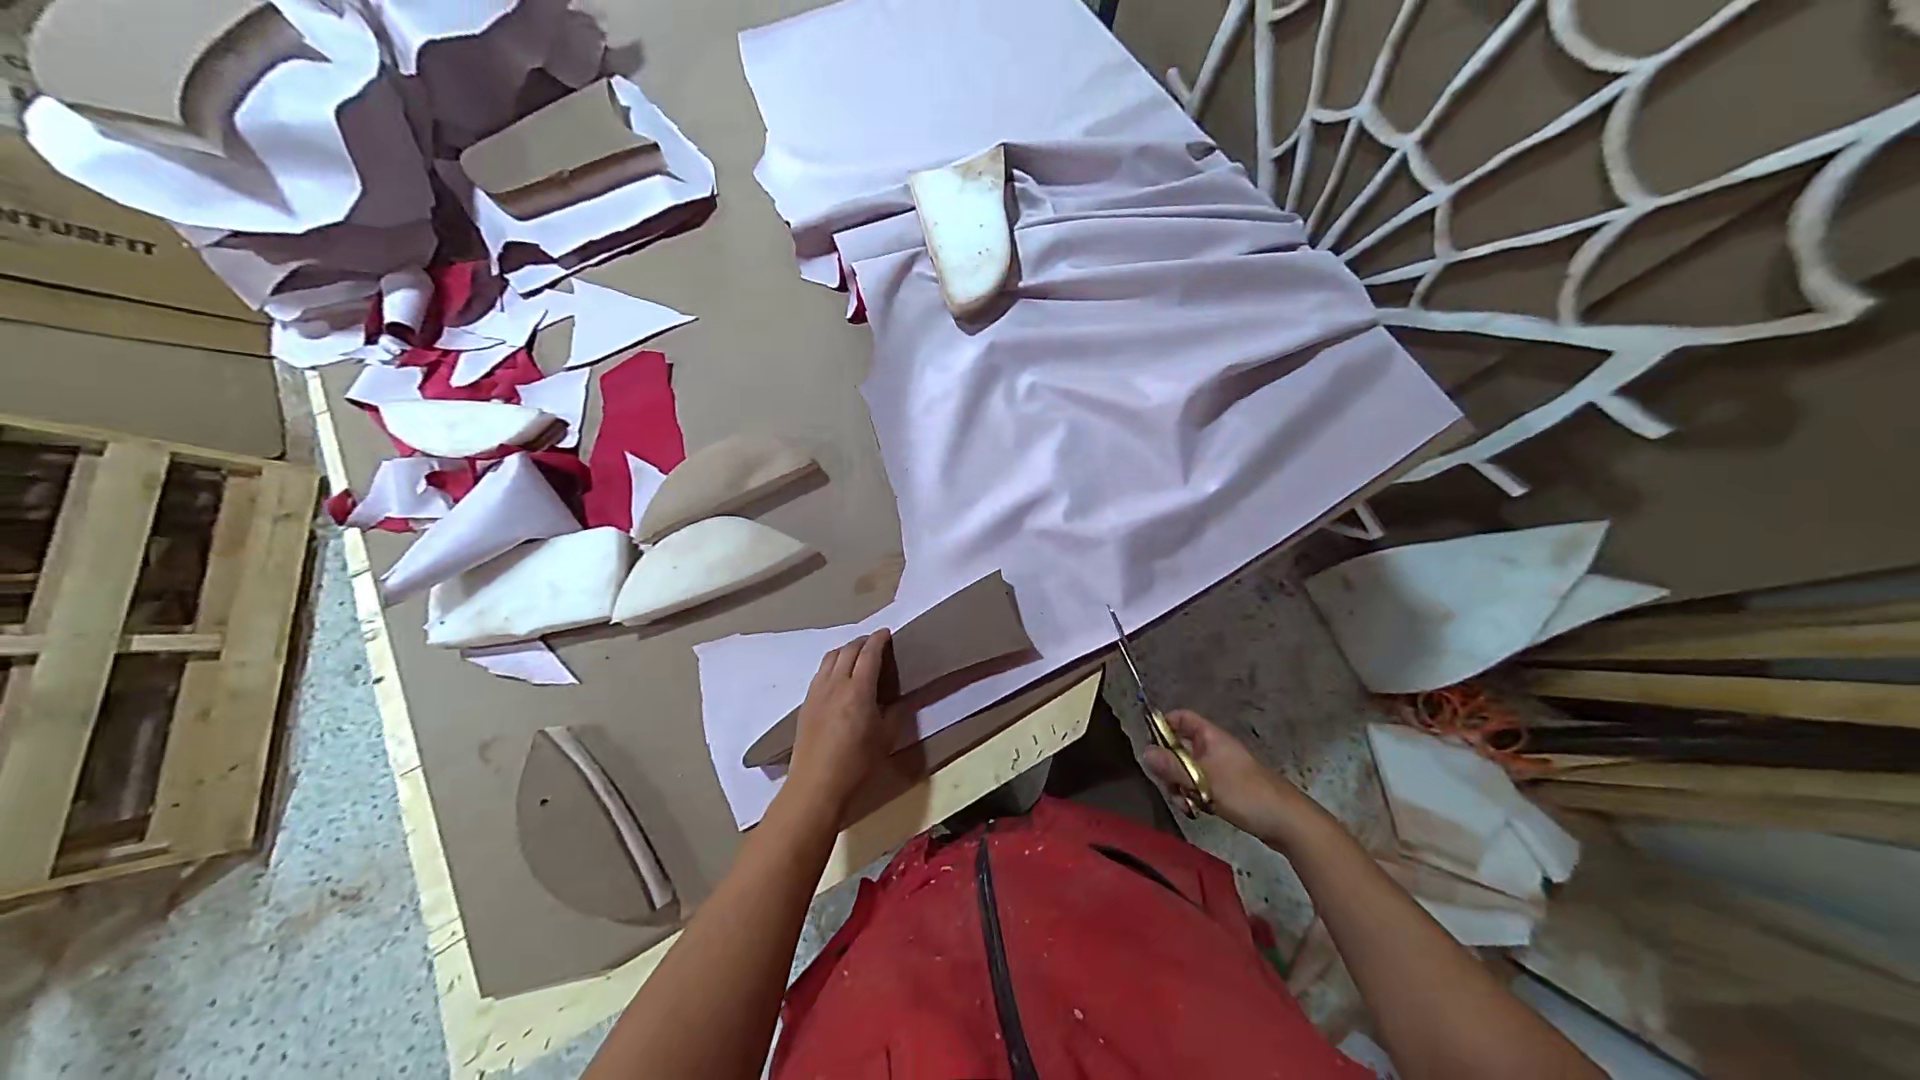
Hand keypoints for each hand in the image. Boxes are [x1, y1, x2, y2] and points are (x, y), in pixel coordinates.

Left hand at [785, 629, 897, 819]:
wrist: (816, 784)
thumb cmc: (857, 763)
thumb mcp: (887, 738)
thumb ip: (895, 712)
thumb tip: (899, 697)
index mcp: (858, 689)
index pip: (869, 653)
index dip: (878, 640)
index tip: (886, 633)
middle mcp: (835, 684)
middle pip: (848, 650)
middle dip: (862, 641)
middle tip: (874, 643)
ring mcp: (817, 692)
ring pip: (830, 658)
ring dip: (845, 650)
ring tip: (856, 655)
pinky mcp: (806, 703)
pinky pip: (820, 673)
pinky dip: (832, 664)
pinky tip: (838, 676)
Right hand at [1141, 709, 1325, 844]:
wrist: (1287, 822)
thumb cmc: (1245, 793)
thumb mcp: (1203, 780)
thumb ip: (1172, 766)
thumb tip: (1143, 751)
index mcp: (1211, 737)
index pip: (1182, 718)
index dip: (1164, 725)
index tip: (1150, 744)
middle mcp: (1214, 749)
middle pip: (1180, 748)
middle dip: (1169, 767)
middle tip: (1169, 785)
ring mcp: (1221, 770)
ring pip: (1188, 771)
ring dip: (1181, 786)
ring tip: (1186, 804)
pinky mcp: (1227, 790)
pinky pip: (1200, 787)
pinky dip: (1194, 797)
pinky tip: (1196, 811)